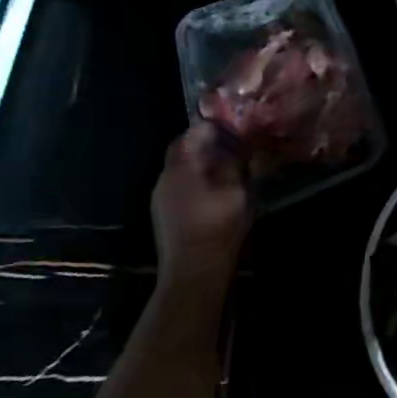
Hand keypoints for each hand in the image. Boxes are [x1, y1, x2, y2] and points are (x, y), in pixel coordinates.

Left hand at [152, 124, 250, 271]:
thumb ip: (233, 165)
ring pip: (181, 171)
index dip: (210, 127)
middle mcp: (165, 179)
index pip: (191, 135)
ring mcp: (161, 199)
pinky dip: (197, 181)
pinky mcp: (164, 215)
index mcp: (180, 168)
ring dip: (201, 165)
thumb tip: (235, 146)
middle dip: (205, 146)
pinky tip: (215, 192)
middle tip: (231, 145)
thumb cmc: (217, 226)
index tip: (230, 126)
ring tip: (227, 169)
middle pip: (183, 152)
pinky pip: (180, 187)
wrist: (193, 271)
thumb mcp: (235, 191)